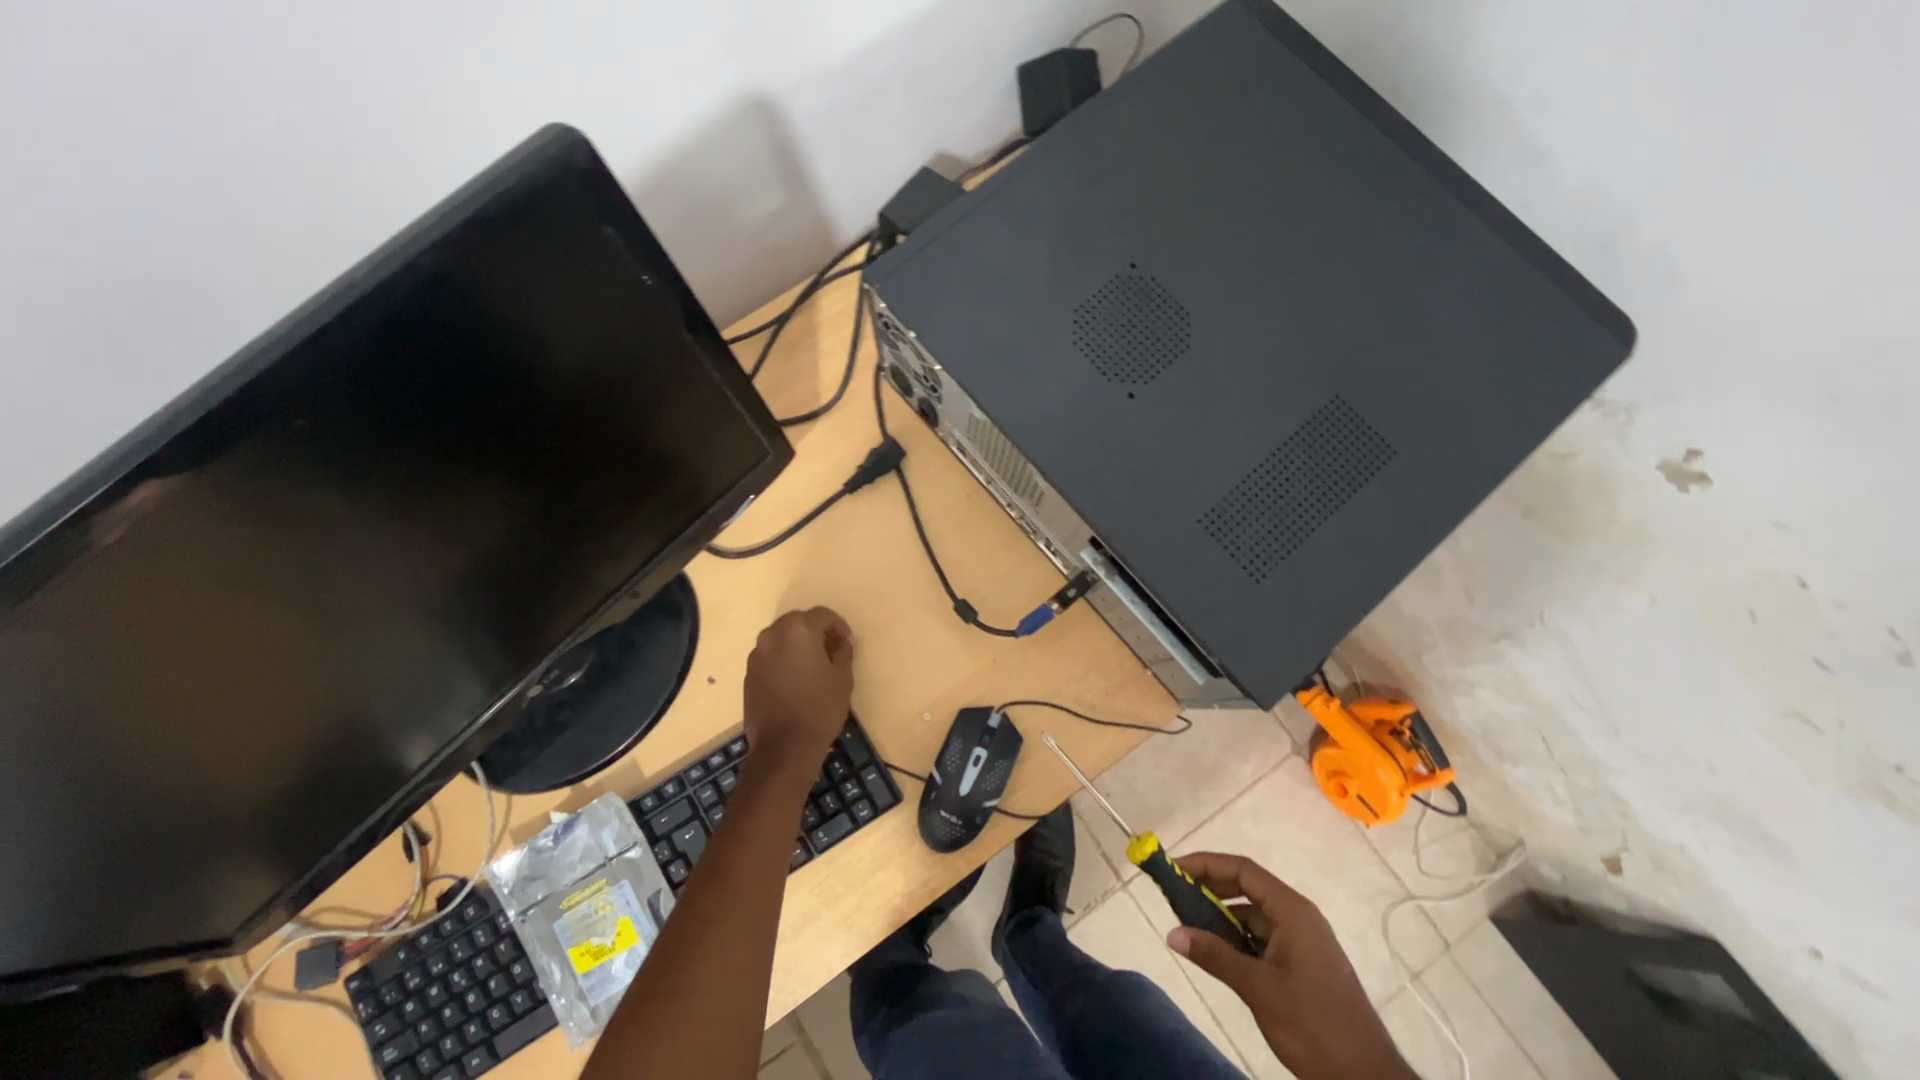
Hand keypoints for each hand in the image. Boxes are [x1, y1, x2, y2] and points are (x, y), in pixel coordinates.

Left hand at [742, 607, 854, 774]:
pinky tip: (795, 679)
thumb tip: (840, 643)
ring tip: (813, 664)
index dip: (838, 625)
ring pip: (781, 638)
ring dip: (797, 644)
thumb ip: (843, 652)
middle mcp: (773, 635)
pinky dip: (783, 659)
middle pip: (797, 621)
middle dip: (815, 630)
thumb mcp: (843, 678)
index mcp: (798, 630)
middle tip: (831, 648)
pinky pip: (770, 656)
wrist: (783, 746)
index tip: (847, 640)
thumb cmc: (820, 708)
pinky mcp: (748, 673)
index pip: (822, 614)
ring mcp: (757, 654)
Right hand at [1168, 853, 1415, 1079]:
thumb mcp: (1258, 988)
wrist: (1363, 1075)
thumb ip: (1215, 956)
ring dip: (1218, 917)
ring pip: (1251, 916)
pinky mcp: (1299, 964)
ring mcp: (1300, 941)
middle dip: (1208, 888)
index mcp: (1293, 912)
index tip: (1172, 869)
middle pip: (1246, 887)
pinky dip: (1233, 939)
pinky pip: (1259, 939)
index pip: (1243, 871)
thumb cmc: (1313, 1024)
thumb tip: (1172, 933)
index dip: (1206, 864)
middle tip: (1171, 895)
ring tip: (1184, 925)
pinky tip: (1211, 952)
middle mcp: (1297, 918)